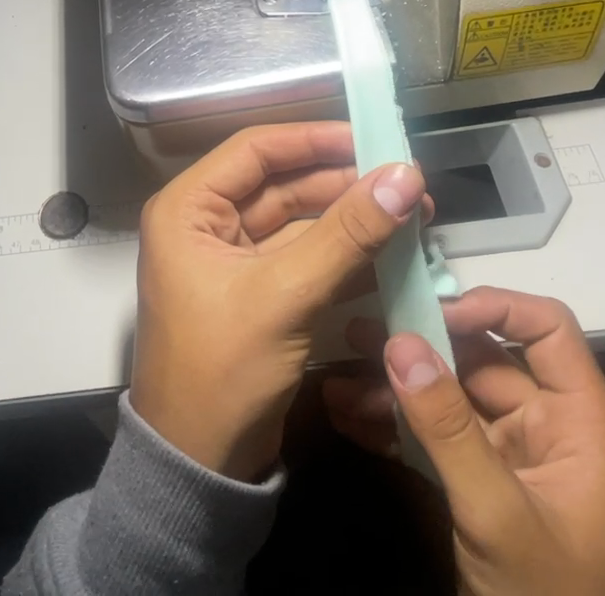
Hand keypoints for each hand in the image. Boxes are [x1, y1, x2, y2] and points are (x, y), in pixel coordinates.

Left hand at [129, 122, 426, 481]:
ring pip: (301, 223)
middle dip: (345, 184)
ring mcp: (234, 261)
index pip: (256, 151)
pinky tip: (394, 255)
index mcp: (189, 209)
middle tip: (409, 185)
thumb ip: (346, 234)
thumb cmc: (222, 371)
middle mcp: (207, 225)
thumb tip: (405, 175)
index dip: (315, 139)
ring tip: (415, 216)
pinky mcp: (260, 294)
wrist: (199, 464)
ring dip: (352, 220)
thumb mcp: (284, 295)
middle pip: (283, 184)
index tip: (375, 139)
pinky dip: (346, 256)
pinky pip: (307, 259)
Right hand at [322, 287, 604, 594]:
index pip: (547, 332)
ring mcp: (507, 457)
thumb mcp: (498, 513)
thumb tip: (401, 344)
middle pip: (482, 361)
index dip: (494, 307)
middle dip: (420, 348)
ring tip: (337, 379)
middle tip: (357, 333)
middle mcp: (544, 427)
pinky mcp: (476, 485)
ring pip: (448, 400)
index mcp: (578, 422)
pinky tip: (346, 416)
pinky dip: (392, 427)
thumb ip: (448, 428)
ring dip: (394, 389)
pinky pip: (432, 439)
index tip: (430, 312)